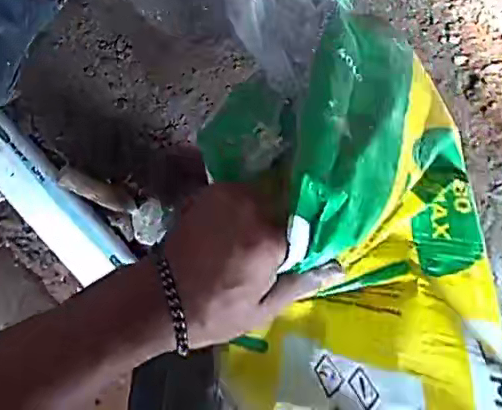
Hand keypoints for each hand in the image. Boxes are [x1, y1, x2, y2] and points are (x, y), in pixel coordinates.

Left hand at [160, 182, 340, 346]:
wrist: (163, 298)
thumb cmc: (215, 312)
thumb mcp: (262, 309)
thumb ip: (300, 282)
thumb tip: (339, 266)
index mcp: (270, 239)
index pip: (306, 222)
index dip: (307, 231)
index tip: (305, 241)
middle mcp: (253, 207)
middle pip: (284, 202)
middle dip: (285, 218)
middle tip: (275, 241)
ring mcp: (231, 194)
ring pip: (263, 193)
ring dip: (263, 208)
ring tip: (252, 233)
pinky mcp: (213, 190)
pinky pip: (241, 191)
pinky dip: (242, 204)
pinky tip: (234, 225)